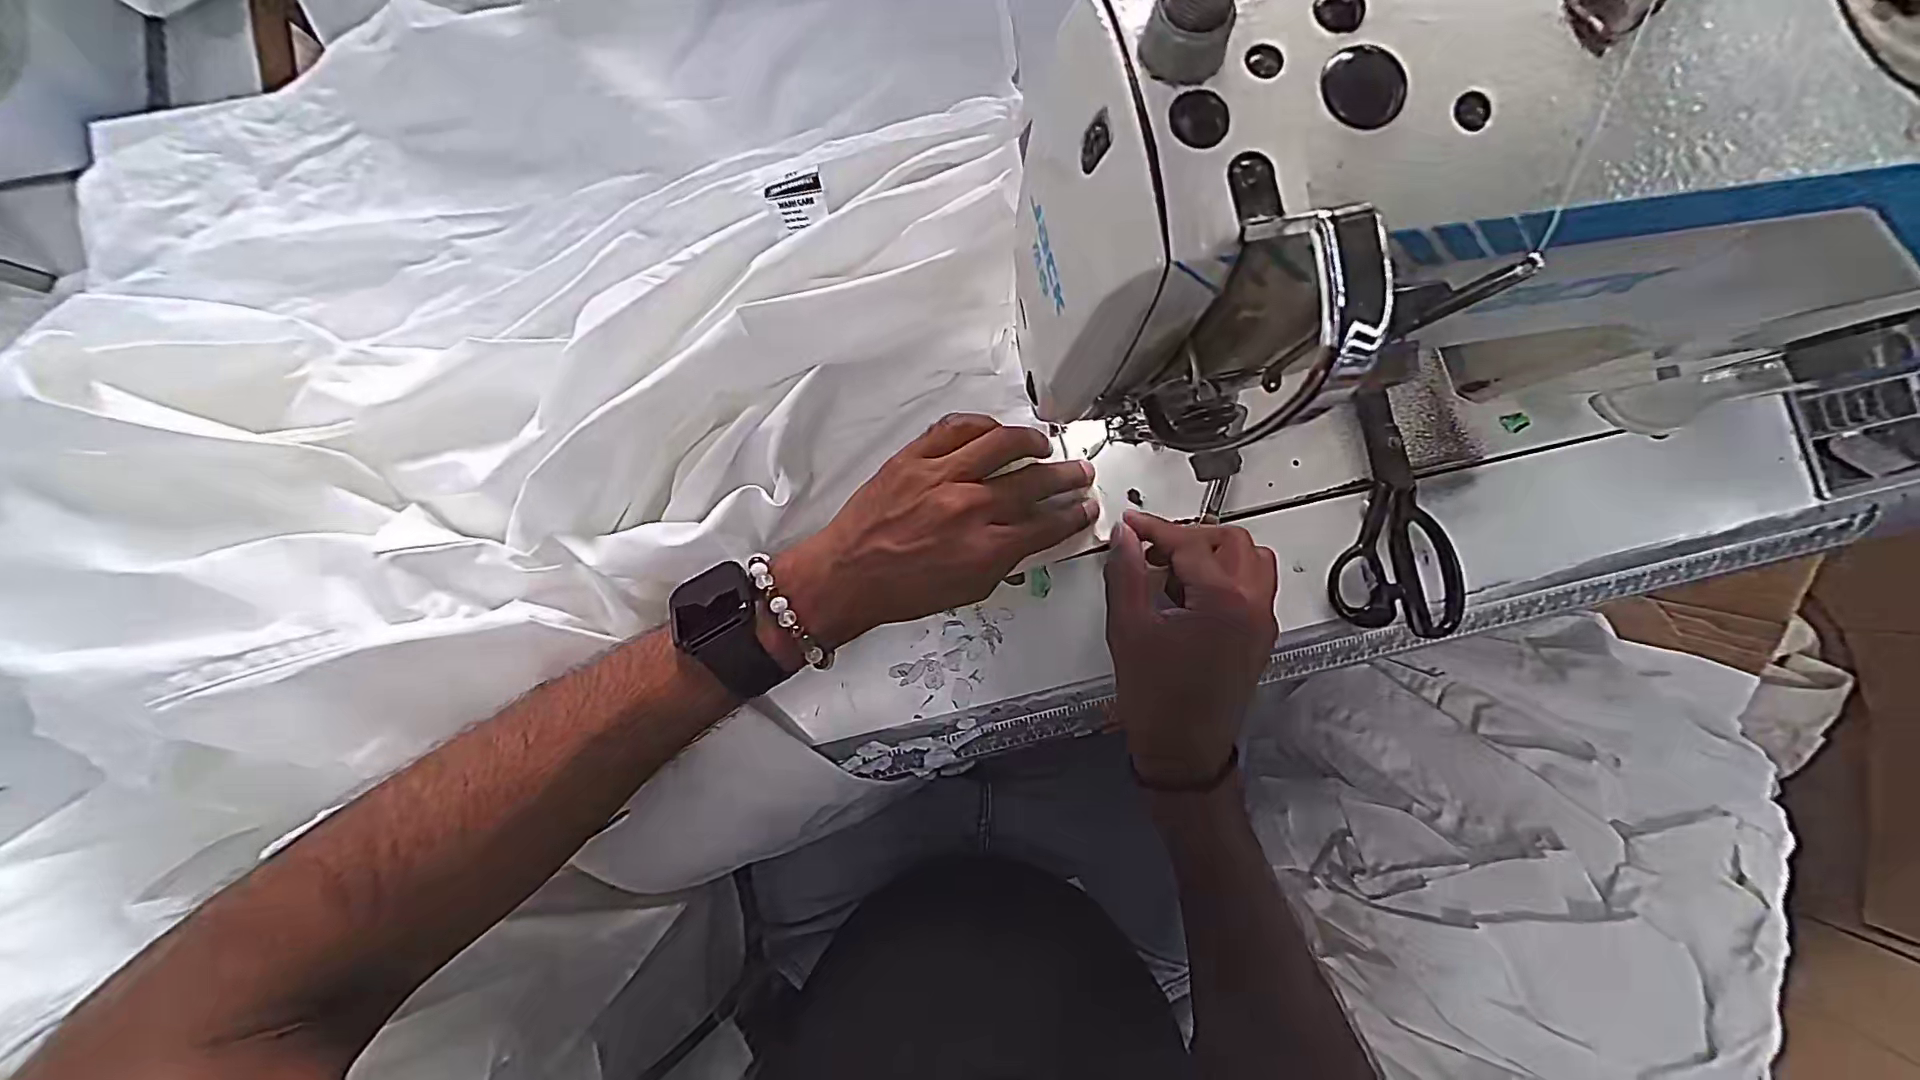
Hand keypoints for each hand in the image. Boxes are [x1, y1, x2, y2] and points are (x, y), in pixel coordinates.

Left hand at [773, 414, 1095, 646]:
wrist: (847, 576)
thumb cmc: (898, 589)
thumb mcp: (967, 590)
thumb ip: (1004, 562)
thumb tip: (1026, 541)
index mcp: (985, 547)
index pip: (1047, 524)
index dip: (1073, 515)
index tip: (1082, 508)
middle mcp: (967, 507)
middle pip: (1035, 481)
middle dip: (1067, 477)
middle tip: (1078, 473)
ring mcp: (940, 477)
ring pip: (1002, 443)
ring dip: (1032, 442)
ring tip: (1042, 445)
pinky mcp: (913, 459)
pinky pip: (955, 428)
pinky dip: (981, 425)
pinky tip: (993, 430)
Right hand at [1104, 510, 1279, 787]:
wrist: (1182, 750)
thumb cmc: (1157, 700)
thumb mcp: (1128, 628)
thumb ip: (1126, 573)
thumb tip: (1125, 538)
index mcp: (1224, 601)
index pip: (1190, 543)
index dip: (1155, 529)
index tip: (1132, 525)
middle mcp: (1253, 607)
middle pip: (1230, 541)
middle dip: (1188, 537)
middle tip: (1151, 547)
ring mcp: (1261, 623)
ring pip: (1250, 560)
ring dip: (1213, 553)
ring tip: (1172, 568)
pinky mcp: (1259, 637)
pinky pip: (1253, 586)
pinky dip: (1226, 575)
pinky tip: (1188, 593)